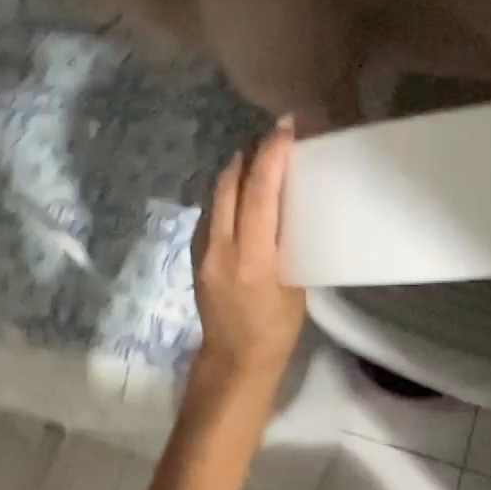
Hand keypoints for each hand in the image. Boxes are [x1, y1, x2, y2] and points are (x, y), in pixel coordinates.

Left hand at [193, 116, 306, 381]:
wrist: (234, 361)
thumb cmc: (276, 330)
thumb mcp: (294, 285)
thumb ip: (286, 242)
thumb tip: (287, 205)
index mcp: (253, 257)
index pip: (259, 193)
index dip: (271, 155)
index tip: (284, 128)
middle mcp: (221, 248)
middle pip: (229, 185)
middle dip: (250, 156)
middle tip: (272, 137)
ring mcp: (203, 251)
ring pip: (215, 197)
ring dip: (235, 173)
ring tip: (257, 158)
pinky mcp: (196, 257)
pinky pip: (210, 214)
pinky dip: (226, 196)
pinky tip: (241, 194)